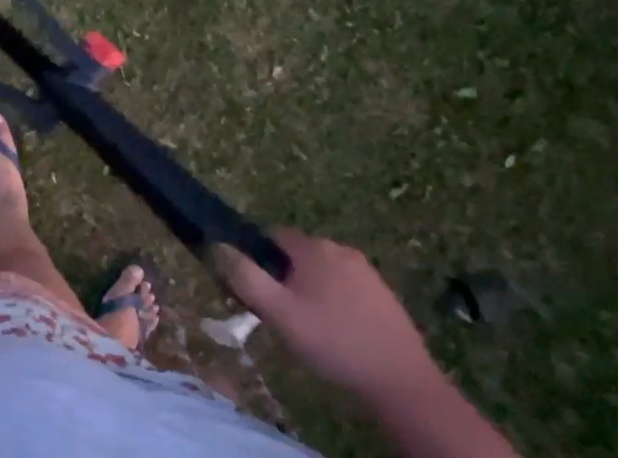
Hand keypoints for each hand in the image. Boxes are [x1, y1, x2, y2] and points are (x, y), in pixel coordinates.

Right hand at [215, 229, 440, 402]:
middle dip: (282, 276)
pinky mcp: (384, 295)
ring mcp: (368, 272)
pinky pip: (345, 288)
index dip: (256, 258)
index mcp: (314, 248)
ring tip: (305, 326)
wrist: (401, 382)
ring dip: (308, 290)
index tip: (253, 288)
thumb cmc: (332, 342)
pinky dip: (333, 302)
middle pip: (296, 254)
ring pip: (321, 272)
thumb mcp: (278, 312)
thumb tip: (216, 245)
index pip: (271, 235)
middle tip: (277, 312)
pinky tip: (335, 332)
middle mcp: (341, 250)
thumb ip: (244, 276)